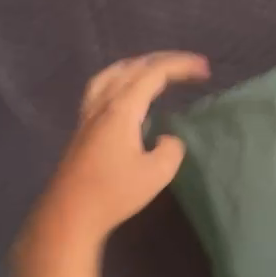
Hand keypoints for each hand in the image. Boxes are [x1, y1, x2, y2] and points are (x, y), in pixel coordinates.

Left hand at [27, 52, 210, 243]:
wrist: (70, 215)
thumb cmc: (114, 193)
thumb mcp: (157, 173)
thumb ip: (171, 149)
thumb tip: (167, 139)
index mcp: (122, 110)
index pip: (154, 74)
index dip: (180, 66)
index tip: (205, 70)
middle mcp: (103, 105)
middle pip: (132, 67)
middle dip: (163, 61)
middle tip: (189, 67)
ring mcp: (88, 115)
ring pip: (111, 74)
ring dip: (138, 66)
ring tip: (156, 70)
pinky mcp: (83, 129)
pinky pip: (101, 88)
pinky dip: (120, 79)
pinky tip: (126, 94)